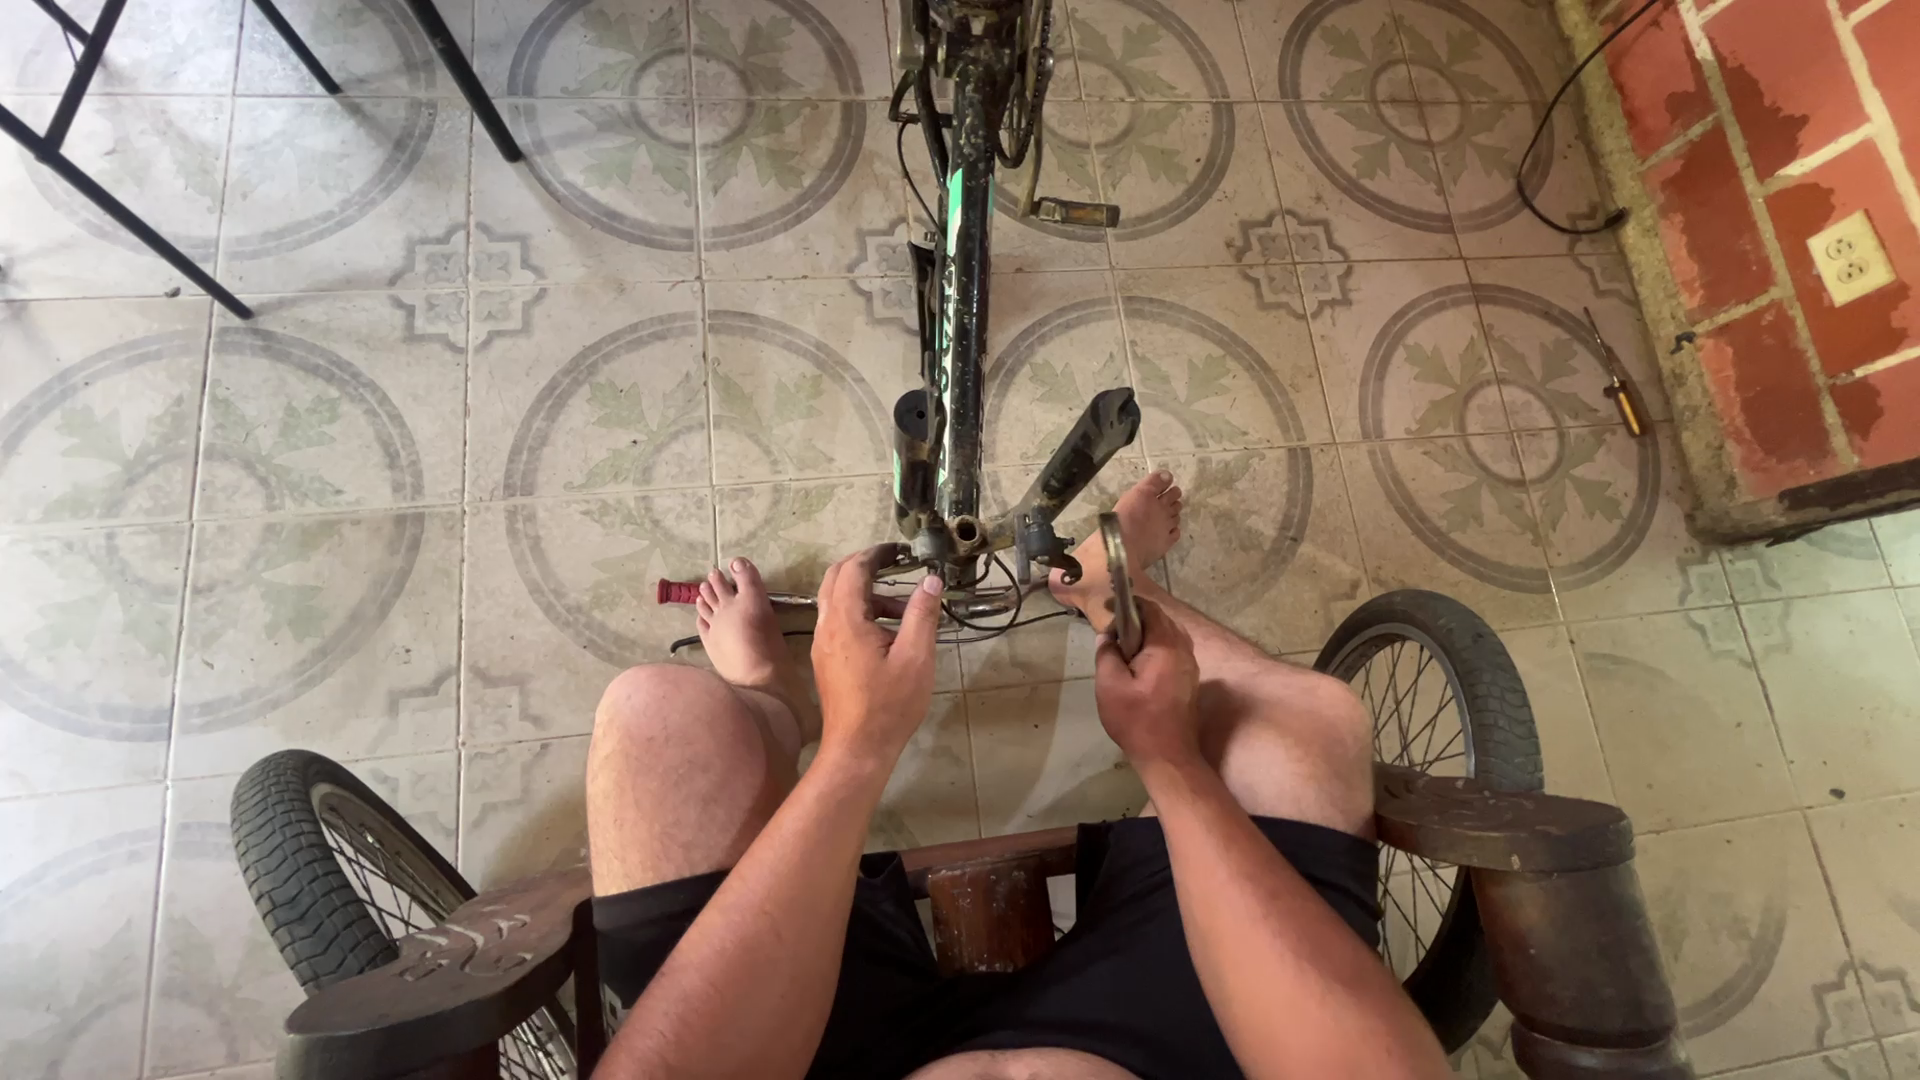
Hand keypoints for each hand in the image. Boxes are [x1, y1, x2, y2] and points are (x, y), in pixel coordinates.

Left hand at [811, 545, 944, 766]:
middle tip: (895, 566)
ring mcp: (823, 645)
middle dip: (864, 565)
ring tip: (904, 609)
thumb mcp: (916, 657)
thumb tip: (931, 581)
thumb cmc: (889, 705)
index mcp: (846, 621)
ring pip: (837, 601)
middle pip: (836, 578)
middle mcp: (827, 627)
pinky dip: (860, 613)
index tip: (899, 551)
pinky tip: (889, 633)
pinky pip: (838, 621)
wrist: (858, 749)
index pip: (853, 570)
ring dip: (866, 593)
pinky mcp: (826, 660)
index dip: (875, 554)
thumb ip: (922, 614)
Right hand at [1094, 599, 1202, 767]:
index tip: (1108, 610)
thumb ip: (1107, 654)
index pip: (1150, 609)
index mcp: (1165, 646)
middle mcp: (1183, 651)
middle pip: (1162, 620)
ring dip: (1148, 634)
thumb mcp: (1109, 685)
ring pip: (1170, 635)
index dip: (1128, 605)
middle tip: (1113, 630)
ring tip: (1124, 645)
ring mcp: (1190, 666)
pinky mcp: (1189, 679)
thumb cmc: (1136, 720)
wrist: (1168, 756)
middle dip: (1137, 619)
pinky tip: (1140, 663)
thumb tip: (1107, 637)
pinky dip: (1157, 647)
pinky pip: (1174, 650)